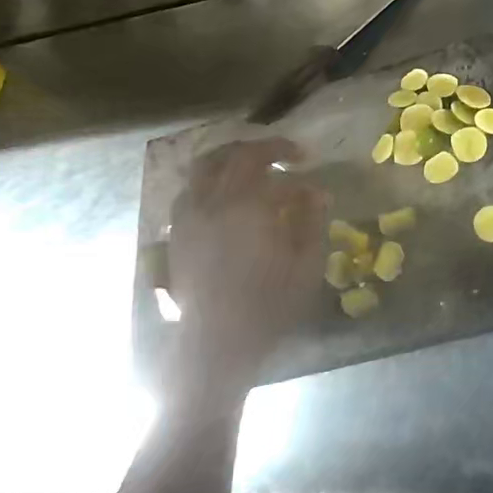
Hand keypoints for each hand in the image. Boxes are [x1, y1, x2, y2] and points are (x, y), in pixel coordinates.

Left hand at [164, 139, 325, 397]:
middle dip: (264, 148)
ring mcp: (189, 216)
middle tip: (285, 156)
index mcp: (248, 206)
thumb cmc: (269, 307)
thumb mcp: (306, 265)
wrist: (216, 344)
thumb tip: (315, 193)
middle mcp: (213, 201)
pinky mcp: (176, 234)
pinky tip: (222, 198)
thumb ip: (311, 221)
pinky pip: (189, 192)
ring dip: (230, 159)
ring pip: (204, 167)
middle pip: (234, 155)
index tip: (312, 176)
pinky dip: (208, 183)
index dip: (296, 169)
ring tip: (250, 167)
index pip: (274, 170)